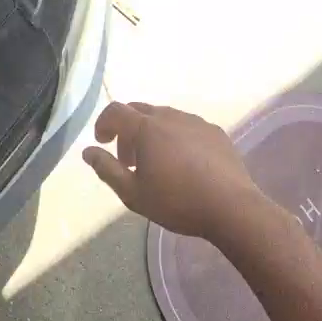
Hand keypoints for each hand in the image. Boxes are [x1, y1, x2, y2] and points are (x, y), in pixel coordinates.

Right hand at [82, 101, 274, 244]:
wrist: (234, 210)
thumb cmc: (178, 202)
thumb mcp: (133, 194)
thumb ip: (107, 169)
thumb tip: (87, 152)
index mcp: (146, 128)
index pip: (116, 111)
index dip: (103, 123)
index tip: (102, 142)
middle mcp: (169, 117)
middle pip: (139, 110)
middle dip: (127, 129)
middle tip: (128, 158)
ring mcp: (195, 122)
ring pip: (164, 117)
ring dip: (152, 132)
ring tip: (157, 161)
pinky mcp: (216, 133)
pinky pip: (187, 126)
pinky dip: (176, 136)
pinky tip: (184, 162)